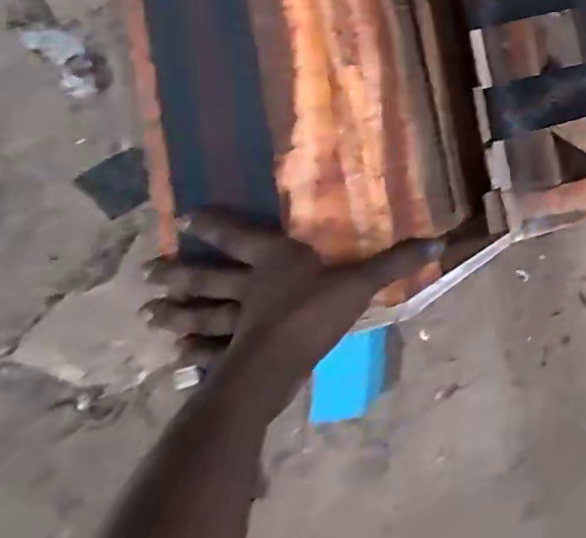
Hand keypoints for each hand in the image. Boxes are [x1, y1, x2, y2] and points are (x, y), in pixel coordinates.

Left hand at [142, 211, 442, 406]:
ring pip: (201, 312)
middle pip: (210, 277)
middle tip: (148, 271)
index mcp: (276, 261)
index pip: (243, 237)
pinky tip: (176, 351)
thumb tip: (439, 241)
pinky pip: (207, 349)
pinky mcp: (230, 354)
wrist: (273, 368)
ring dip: (175, 312)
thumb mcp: (362, 282)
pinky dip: (192, 349)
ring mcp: (234, 323)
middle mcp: (248, 286)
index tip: (184, 217)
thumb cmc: (313, 313)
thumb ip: (396, 261)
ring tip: (146, 312)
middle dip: (181, 273)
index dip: (216, 225)